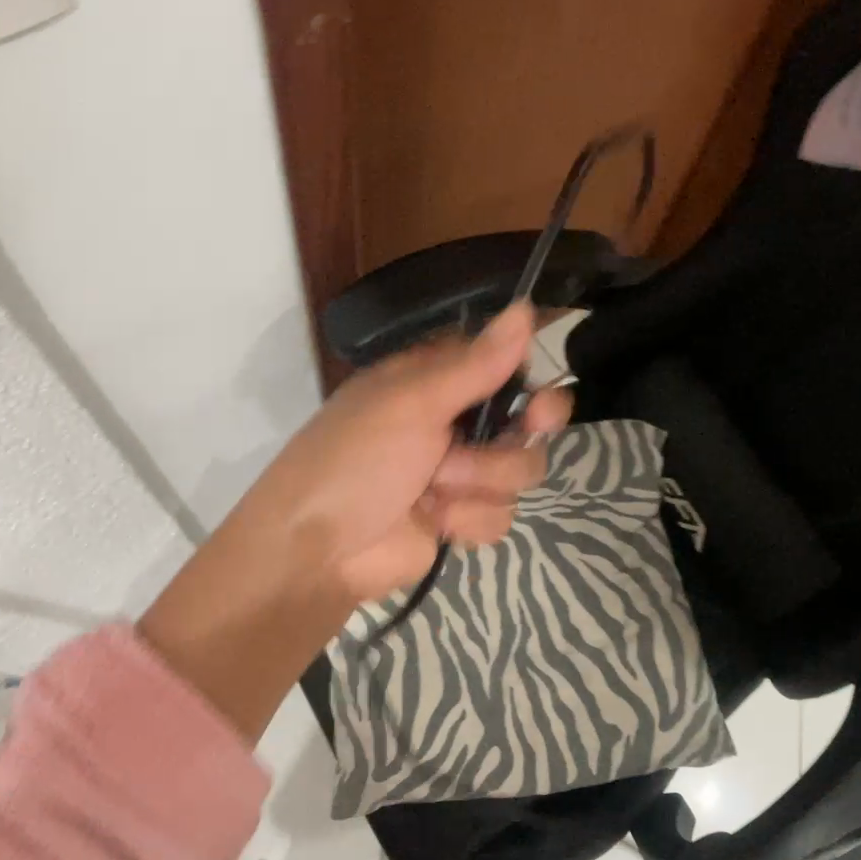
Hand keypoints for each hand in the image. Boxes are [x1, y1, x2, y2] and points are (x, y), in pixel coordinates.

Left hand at [223, 302, 571, 602]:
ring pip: (518, 471)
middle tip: (530, 427)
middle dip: (521, 432)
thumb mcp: (411, 403)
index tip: (540, 386)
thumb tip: (525, 309)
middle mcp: (451, 423)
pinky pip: (501, 515)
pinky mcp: (460, 519)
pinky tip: (437, 522)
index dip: (528, 374)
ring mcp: (458, 474)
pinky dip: (469, 519)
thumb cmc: (355, 461)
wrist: (320, 550)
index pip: (500, 363)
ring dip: (482, 482)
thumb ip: (475, 365)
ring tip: (437, 490)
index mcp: (433, 382)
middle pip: (525, 420)